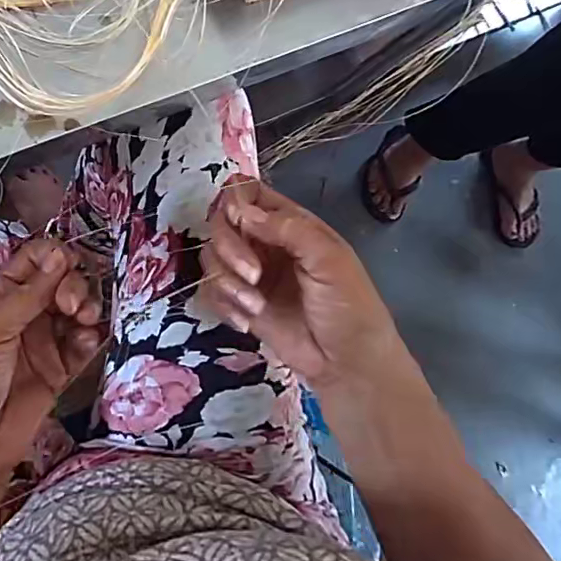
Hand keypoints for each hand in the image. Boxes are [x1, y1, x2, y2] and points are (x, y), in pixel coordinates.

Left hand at [0, 237, 104, 472]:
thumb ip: (27, 294)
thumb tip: (59, 255)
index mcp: (0, 295)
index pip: (33, 260)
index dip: (54, 256)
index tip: (68, 262)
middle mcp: (24, 312)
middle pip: (61, 282)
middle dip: (73, 284)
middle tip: (71, 304)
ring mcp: (44, 341)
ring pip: (77, 310)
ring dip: (87, 307)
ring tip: (83, 320)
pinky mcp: (60, 370)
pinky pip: (83, 344)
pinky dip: (90, 338)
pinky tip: (86, 342)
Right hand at [203, 177, 400, 387]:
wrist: (348, 367)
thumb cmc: (350, 309)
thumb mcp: (330, 261)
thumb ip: (289, 229)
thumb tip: (241, 211)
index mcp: (288, 224)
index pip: (247, 192)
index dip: (233, 200)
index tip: (237, 220)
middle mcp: (263, 242)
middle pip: (220, 222)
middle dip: (229, 247)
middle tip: (253, 275)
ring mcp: (248, 272)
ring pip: (210, 256)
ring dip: (226, 281)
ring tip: (254, 305)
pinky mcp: (238, 301)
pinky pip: (209, 289)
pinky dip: (223, 303)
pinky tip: (246, 320)